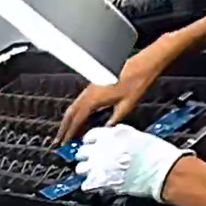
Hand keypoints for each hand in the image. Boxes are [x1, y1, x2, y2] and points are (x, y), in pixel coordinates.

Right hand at [58, 37, 178, 142]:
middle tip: (60, 140)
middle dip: (64, 127)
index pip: (77, 118)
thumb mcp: (126, 106)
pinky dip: (77, 111)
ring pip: (75, 105)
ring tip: (67, 132)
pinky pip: (82, 100)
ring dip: (69, 119)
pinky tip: (80, 119)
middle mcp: (91, 90)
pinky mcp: (96, 83)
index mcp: (96, 97)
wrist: (145, 62)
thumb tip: (104, 131)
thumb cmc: (138, 81)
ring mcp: (92, 85)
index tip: (65, 143)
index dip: (70, 132)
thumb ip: (112, 121)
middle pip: (71, 111)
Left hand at [74, 124, 188, 200]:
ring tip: (94, 175)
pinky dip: (90, 187)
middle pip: (82, 152)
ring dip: (86, 171)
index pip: (89, 136)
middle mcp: (101, 148)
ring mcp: (98, 165)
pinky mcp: (100, 183)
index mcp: (110, 133)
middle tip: (93, 162)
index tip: (93, 147)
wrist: (159, 170)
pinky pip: (86, 186)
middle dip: (86, 157)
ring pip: (80, 169)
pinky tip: (98, 186)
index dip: (91, 143)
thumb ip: (118, 139)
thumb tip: (111, 144)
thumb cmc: (154, 153)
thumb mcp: (134, 135)